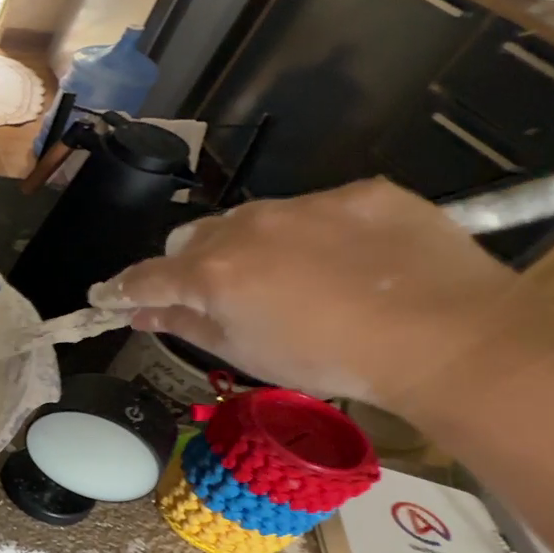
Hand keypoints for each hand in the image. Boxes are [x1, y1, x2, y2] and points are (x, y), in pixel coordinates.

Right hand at [91, 179, 520, 405]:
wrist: (449, 337)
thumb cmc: (330, 358)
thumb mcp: (244, 353)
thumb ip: (186, 326)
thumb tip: (143, 315)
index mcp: (210, 274)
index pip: (145, 278)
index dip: (120, 290)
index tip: (104, 297)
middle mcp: (245, 229)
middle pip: (193, 240)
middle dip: (191, 264)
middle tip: (218, 295)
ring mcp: (305, 205)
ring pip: (251, 219)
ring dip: (250, 244)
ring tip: (289, 277)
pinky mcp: (361, 193)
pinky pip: (316, 209)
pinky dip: (314, 232)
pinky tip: (346, 261)